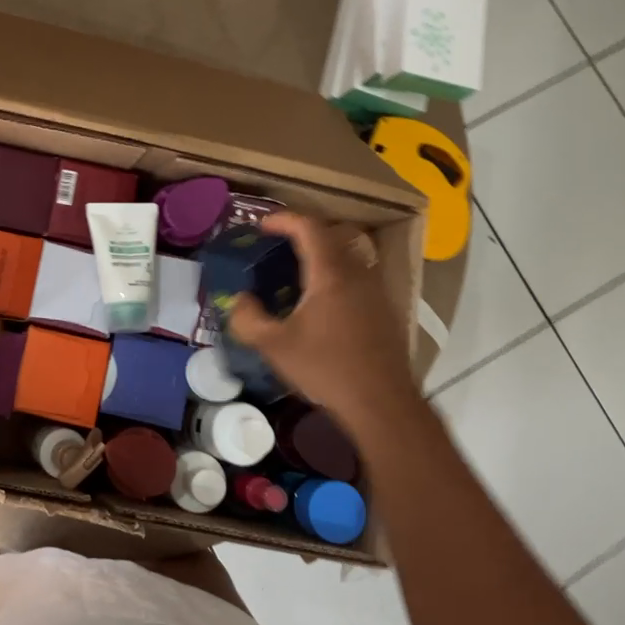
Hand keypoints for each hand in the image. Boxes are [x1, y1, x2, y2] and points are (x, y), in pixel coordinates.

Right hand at [225, 211, 419, 421]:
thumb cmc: (326, 369)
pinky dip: (334, 277)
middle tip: (275, 247)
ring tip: (293, 275)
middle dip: (301, 235)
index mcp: (331, 274)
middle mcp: (358, 274)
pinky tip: (319, 305)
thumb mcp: (274, 346)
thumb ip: (248, 318)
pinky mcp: (385, 311)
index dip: (284, 219)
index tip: (261, 226)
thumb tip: (240, 300)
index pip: (310, 227)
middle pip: (331, 237)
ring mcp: (376, 292)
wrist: (382, 404)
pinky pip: (356, 279)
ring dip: (319, 257)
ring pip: (346, 258)